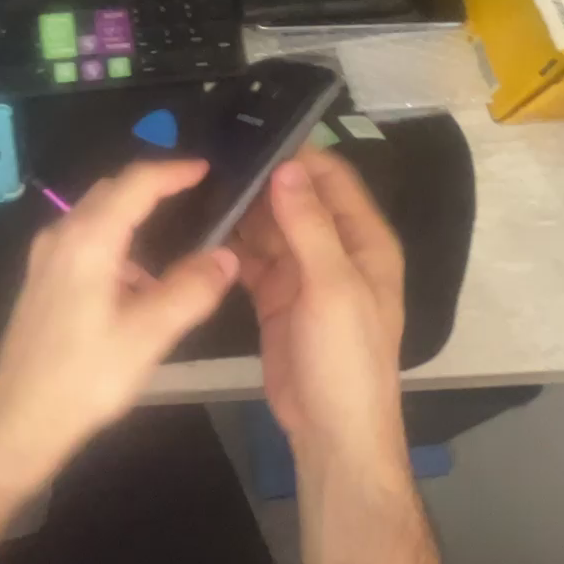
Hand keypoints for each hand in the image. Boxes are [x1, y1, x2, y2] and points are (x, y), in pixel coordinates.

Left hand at [0, 160, 239, 501]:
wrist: (21, 417)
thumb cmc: (85, 377)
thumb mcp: (148, 336)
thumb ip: (191, 290)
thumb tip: (227, 257)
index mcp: (87, 241)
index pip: (134, 184)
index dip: (172, 171)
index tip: (205, 169)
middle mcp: (61, 238)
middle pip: (110, 193)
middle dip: (152, 188)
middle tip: (194, 195)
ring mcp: (45, 258)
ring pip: (95, 218)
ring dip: (133, 220)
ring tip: (173, 245)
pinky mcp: (41, 280)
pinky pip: (83, 243)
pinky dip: (115, 246)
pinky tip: (136, 284)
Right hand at [233, 148, 408, 477]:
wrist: (330, 427)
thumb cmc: (344, 356)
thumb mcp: (331, 286)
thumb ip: (308, 226)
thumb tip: (286, 168)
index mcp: (363, 242)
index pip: (332, 182)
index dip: (298, 157)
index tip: (252, 136)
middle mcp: (335, 251)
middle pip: (295, 203)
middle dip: (260, 184)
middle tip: (211, 162)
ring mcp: (302, 275)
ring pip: (269, 230)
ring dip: (242, 214)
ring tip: (199, 189)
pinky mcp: (275, 297)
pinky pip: (252, 260)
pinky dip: (231, 248)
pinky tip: (202, 233)